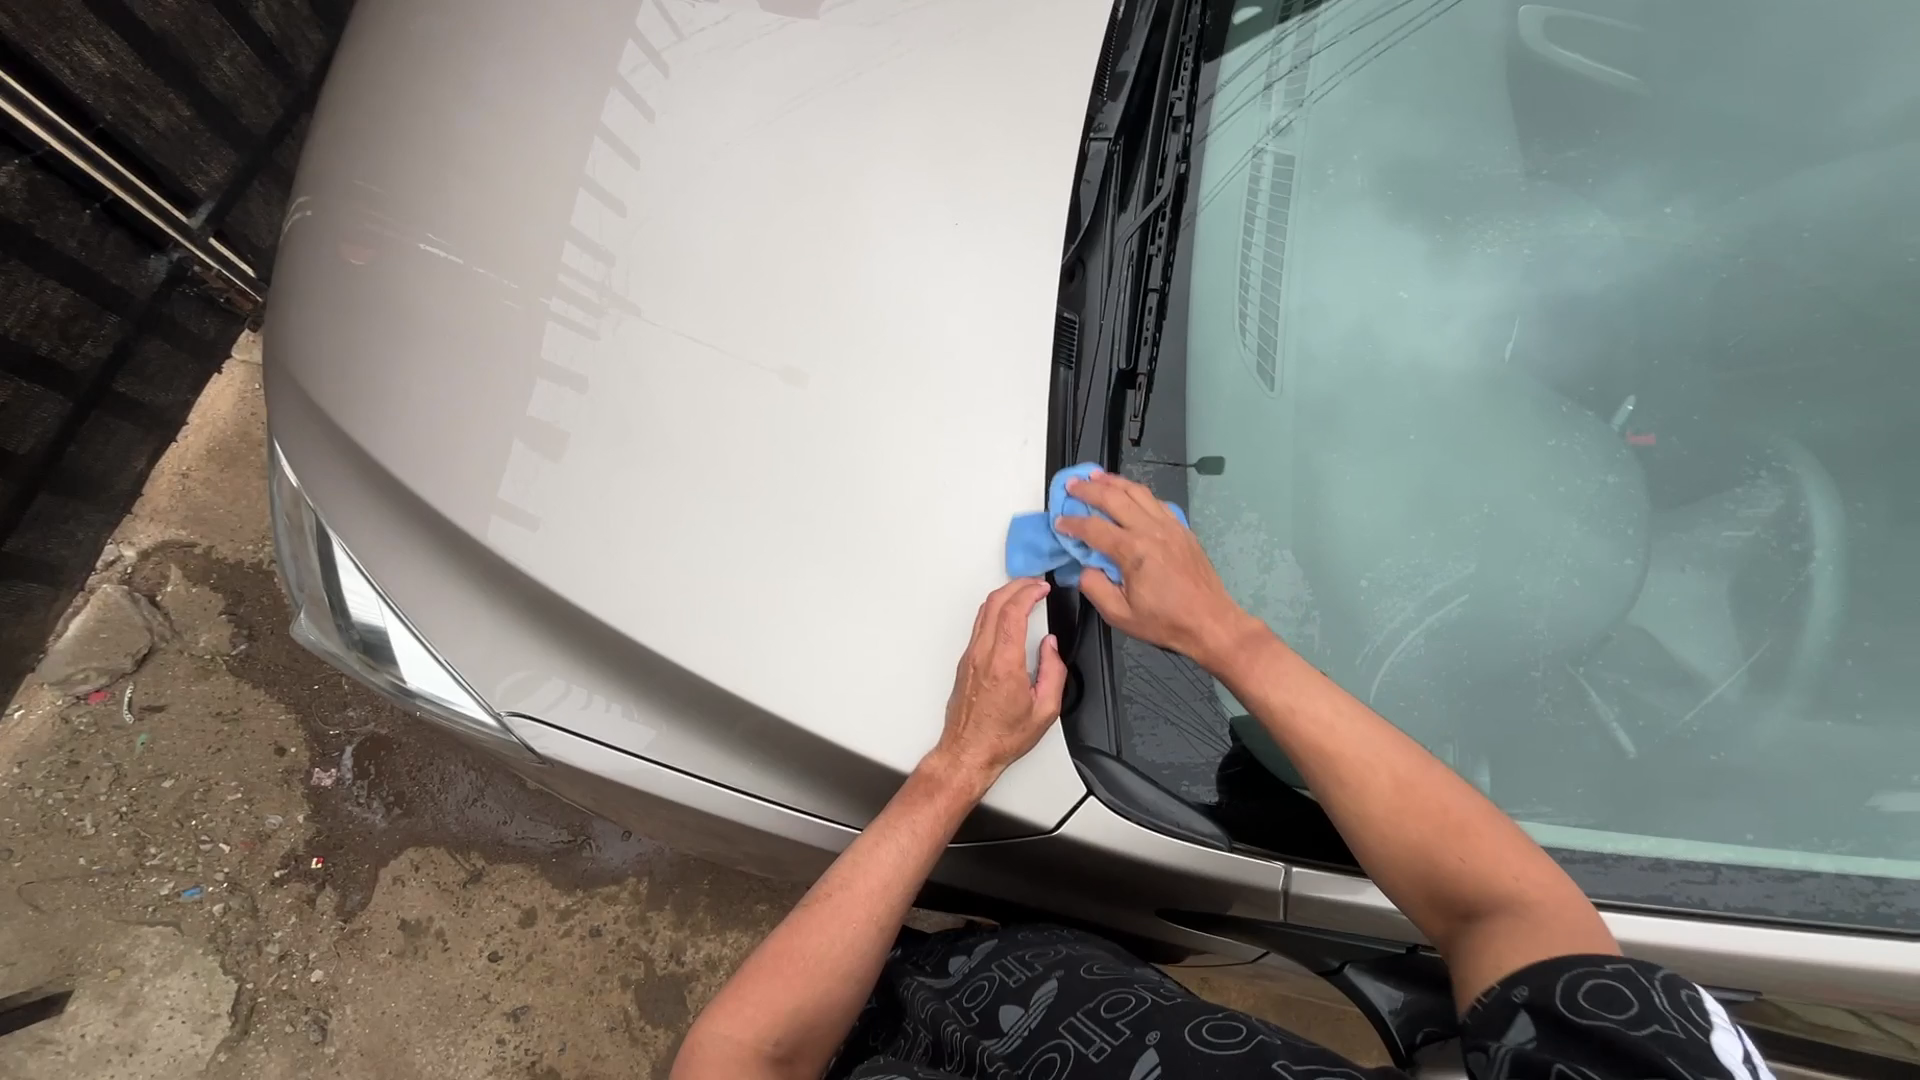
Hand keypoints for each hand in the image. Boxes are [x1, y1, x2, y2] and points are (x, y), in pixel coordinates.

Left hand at [927, 579, 1066, 789]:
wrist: (968, 752)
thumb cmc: (1002, 737)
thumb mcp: (1045, 710)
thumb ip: (1054, 672)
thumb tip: (1051, 646)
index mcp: (1004, 664)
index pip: (1012, 612)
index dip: (1029, 592)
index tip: (1043, 588)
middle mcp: (983, 655)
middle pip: (994, 603)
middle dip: (1017, 586)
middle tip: (1036, 584)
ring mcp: (970, 656)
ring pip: (983, 611)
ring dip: (1004, 595)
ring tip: (1025, 593)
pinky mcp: (965, 661)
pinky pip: (979, 625)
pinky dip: (995, 610)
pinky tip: (1009, 614)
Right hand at [1056, 470, 1268, 670]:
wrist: (1210, 622)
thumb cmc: (1166, 621)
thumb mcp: (1119, 614)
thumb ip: (1094, 587)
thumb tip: (1085, 568)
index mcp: (1133, 551)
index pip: (1093, 528)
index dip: (1072, 523)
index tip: (1059, 522)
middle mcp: (1151, 531)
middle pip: (1114, 497)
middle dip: (1088, 489)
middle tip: (1071, 486)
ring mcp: (1170, 526)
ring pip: (1137, 492)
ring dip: (1113, 481)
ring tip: (1096, 476)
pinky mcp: (1182, 528)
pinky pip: (1156, 501)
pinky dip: (1138, 493)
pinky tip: (1129, 494)